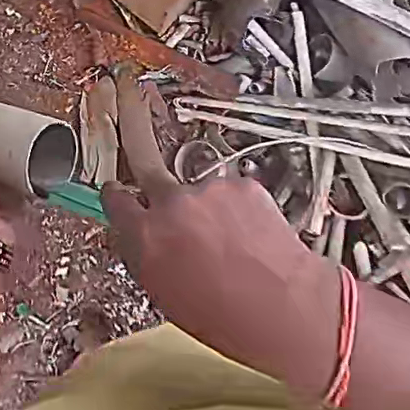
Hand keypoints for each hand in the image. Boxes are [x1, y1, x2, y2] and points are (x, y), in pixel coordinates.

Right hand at [99, 69, 339, 395]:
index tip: (116, 191)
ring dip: (205, 204)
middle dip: (131, 122)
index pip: (115, 198)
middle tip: (128, 92)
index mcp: (144, 235)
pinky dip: (237, 208)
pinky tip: (251, 236)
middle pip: (142, 156)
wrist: (294, 312)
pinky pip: (230, 192)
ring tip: (230, 240)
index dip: (117, 195)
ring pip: (196, 187)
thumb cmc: (229, 317)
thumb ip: (142, 252)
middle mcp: (169, 204)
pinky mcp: (241, 184)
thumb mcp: (164, 294)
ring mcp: (206, 190)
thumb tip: (135, 231)